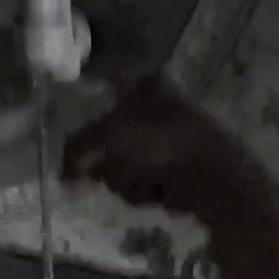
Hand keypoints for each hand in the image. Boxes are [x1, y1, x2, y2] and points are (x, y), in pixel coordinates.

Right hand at [63, 78, 278, 225]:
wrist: (214, 178)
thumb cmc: (161, 144)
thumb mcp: (110, 138)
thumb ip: (78, 150)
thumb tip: (64, 177)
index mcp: (143, 84)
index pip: (103, 83)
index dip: (87, 106)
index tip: (78, 134)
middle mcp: (154, 108)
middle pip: (107, 136)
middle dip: (106, 160)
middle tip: (112, 168)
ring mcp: (165, 142)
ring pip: (123, 164)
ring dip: (125, 180)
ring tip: (143, 183)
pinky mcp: (173, 173)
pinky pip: (142, 183)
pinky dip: (143, 193)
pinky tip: (156, 195)